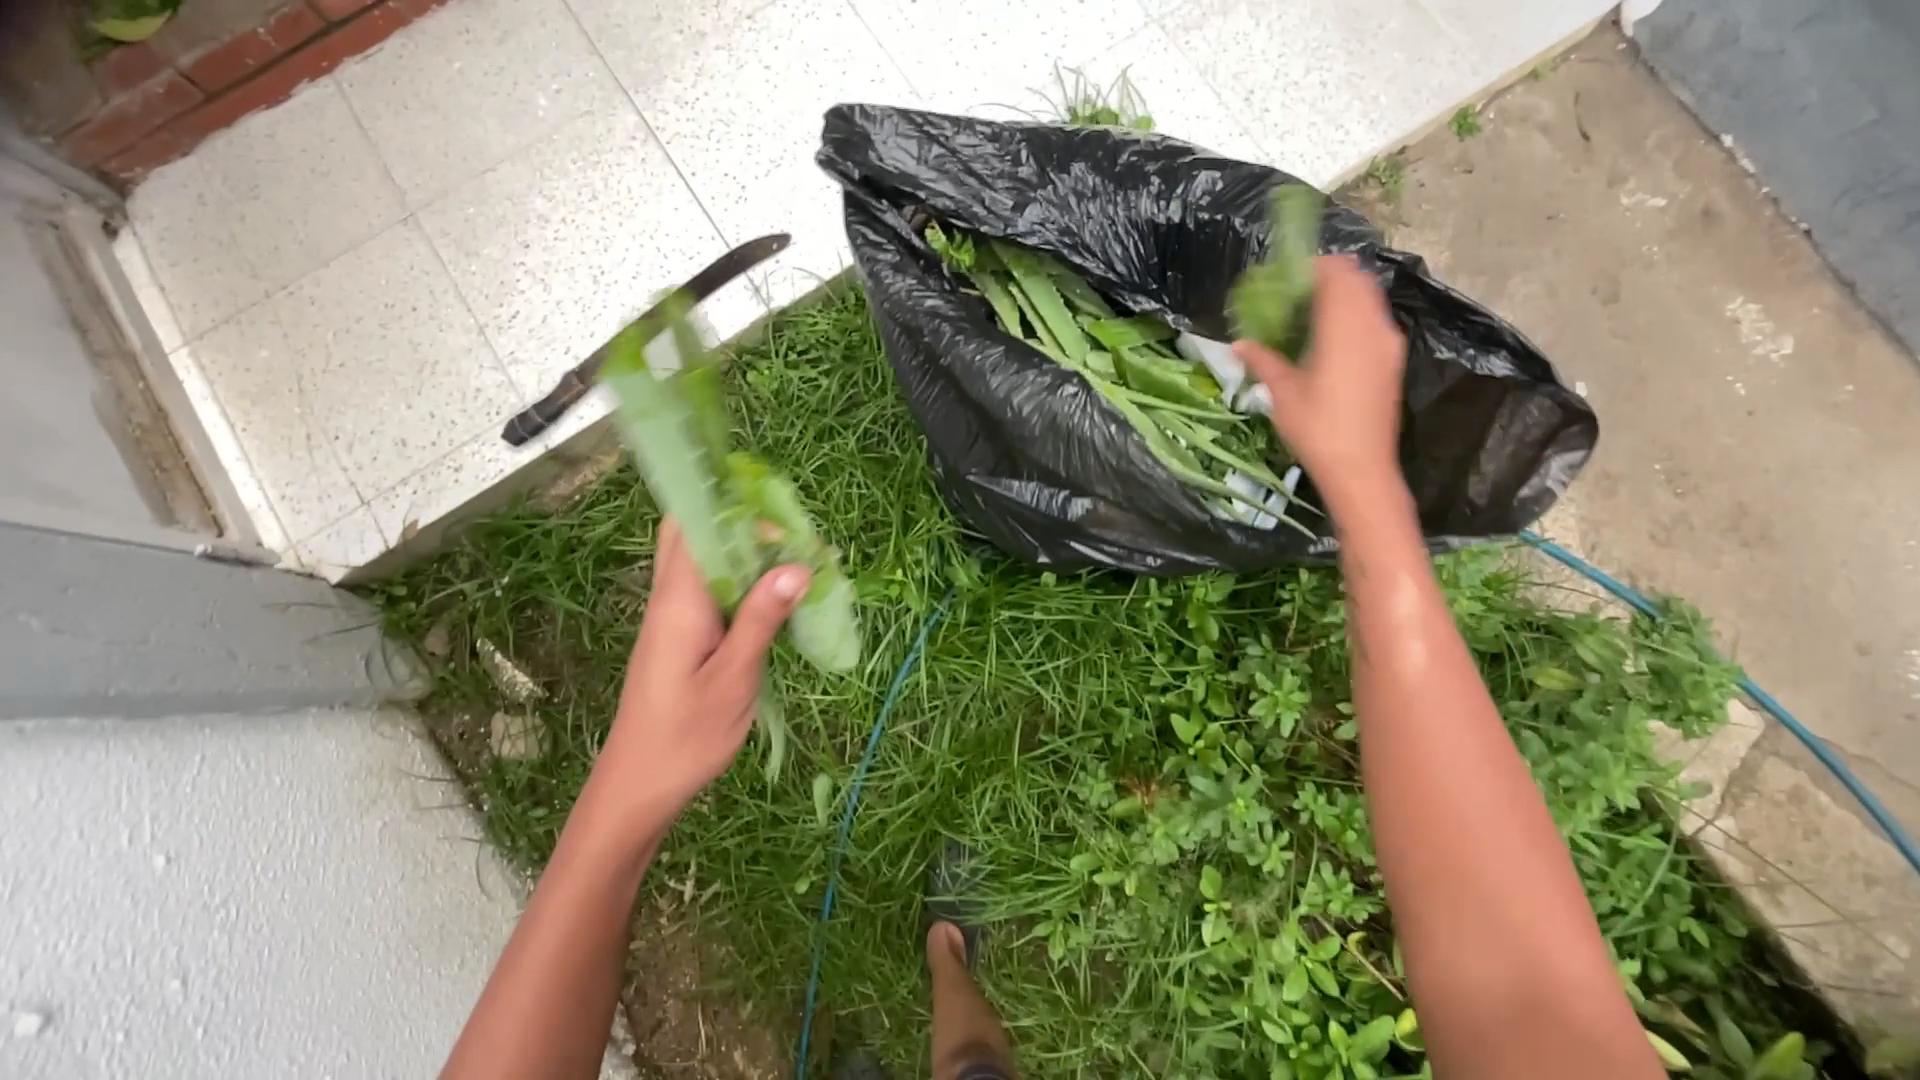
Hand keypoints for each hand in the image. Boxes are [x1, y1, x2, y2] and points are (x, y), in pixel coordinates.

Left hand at [585, 520, 809, 836]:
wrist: (639, 785)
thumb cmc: (686, 735)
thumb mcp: (733, 677)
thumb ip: (762, 619)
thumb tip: (797, 567)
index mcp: (679, 600)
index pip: (699, 526)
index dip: (740, 513)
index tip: (791, 531)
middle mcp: (670, 597)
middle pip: (697, 534)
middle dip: (744, 525)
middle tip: (795, 540)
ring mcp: (673, 616)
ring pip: (706, 562)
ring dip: (747, 556)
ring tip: (797, 565)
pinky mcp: (681, 636)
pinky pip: (711, 591)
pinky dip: (742, 584)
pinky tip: (775, 600)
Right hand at [1234, 255, 1407, 512]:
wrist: (1361, 469)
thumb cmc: (1318, 430)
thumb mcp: (1283, 394)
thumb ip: (1264, 361)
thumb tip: (1239, 344)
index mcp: (1344, 328)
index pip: (1334, 273)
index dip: (1310, 266)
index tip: (1284, 276)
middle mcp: (1372, 327)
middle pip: (1356, 280)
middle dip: (1327, 277)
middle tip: (1296, 292)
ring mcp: (1388, 343)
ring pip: (1369, 299)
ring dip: (1343, 296)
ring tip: (1311, 313)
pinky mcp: (1392, 361)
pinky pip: (1374, 321)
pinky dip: (1354, 316)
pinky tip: (1330, 340)